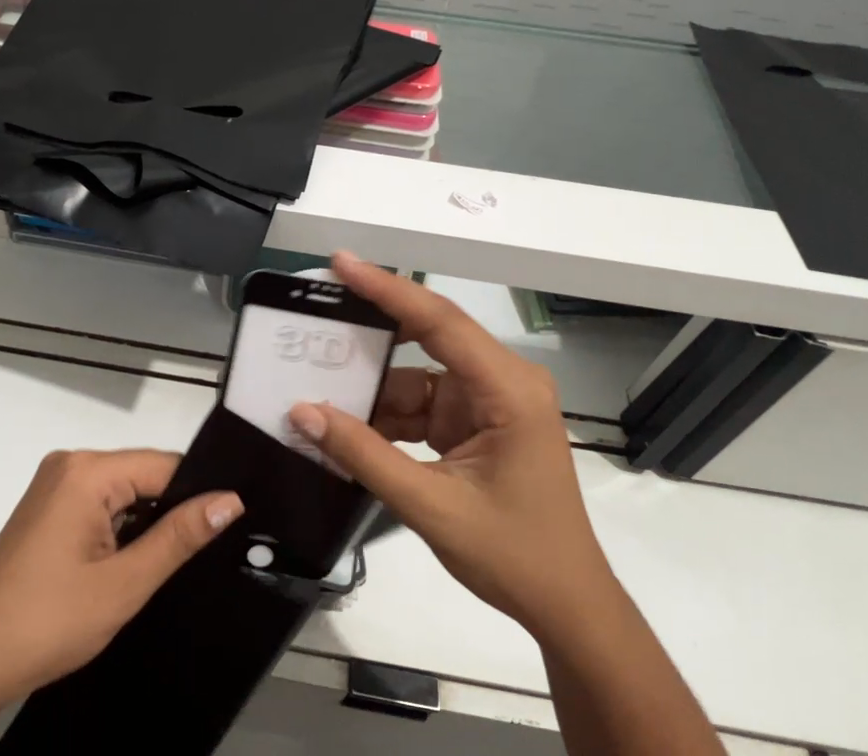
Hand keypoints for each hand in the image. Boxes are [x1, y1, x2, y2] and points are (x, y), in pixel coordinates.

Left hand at [0, 449, 241, 752]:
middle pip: (144, 476)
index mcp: (86, 472)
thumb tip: (231, 500)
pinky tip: (136, 564)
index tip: (235, 525)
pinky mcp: (47, 513)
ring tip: (175, 562)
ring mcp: (53, 489)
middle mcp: (68, 466)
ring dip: (148, 526)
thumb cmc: (48, 622)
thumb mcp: (124, 583)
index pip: (165, 465)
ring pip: (125, 495)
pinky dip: (122, 532)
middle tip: (209, 552)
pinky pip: (101, 508)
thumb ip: (180, 537)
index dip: (200, 494)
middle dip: (174, 511)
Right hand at [286, 252, 611, 635]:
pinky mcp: (474, 426)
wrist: (565, 604)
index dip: (387, 289)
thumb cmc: (513, 555)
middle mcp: (501, 383)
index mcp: (508, 389)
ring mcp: (487, 404)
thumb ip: (364, 455)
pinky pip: (420, 407)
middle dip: (371, 333)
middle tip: (314, 319)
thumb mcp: (431, 506)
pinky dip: (384, 418)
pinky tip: (342, 426)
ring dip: (370, 390)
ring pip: (415, 378)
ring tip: (312, 385)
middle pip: (426, 340)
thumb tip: (303, 411)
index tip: (342, 264)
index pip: (440, 323)